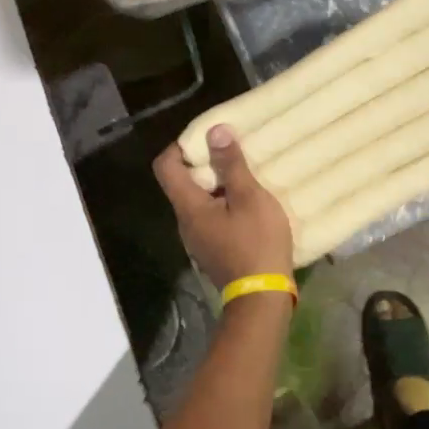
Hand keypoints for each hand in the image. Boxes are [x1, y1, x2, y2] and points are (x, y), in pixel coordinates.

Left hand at [152, 126, 294, 286]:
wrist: (262, 297)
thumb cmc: (255, 242)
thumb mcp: (248, 197)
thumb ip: (231, 164)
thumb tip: (215, 130)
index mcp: (188, 207)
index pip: (166, 167)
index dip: (180, 146)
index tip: (206, 137)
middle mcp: (186, 222)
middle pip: (183, 183)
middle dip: (205, 163)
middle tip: (232, 151)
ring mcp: (198, 239)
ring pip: (199, 201)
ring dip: (217, 184)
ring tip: (244, 175)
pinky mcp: (213, 250)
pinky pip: (211, 217)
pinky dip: (224, 203)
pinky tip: (249, 204)